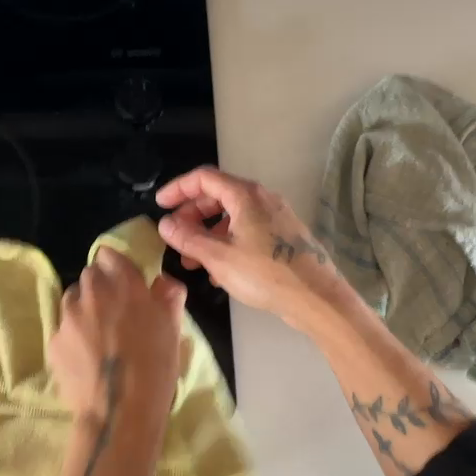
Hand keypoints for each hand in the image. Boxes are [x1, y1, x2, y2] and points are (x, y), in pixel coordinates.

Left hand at [49, 248, 185, 432]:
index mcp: (123, 283)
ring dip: (84, 310)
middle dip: (101, 289)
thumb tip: (163, 282)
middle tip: (115, 314)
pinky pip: (63, 329)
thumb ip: (169, 296)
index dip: (116, 267)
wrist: (119, 413)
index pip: (108, 255)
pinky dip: (73, 337)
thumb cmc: (155, 368)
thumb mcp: (173, 329)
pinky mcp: (53, 341)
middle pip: (89, 276)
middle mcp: (91, 292)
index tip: (125, 284)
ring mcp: (68, 317)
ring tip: (99, 337)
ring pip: (73, 301)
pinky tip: (86, 358)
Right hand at [155, 166, 352, 326]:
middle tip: (175, 236)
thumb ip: (188, 238)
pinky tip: (219, 271)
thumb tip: (165, 224)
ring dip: (208, 234)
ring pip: (233, 216)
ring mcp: (276, 217)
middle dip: (192, 215)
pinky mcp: (284, 236)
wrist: (315, 297)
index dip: (178, 188)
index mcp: (245, 195)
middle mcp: (262, 199)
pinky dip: (228, 242)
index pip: (204, 178)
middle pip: (218, 196)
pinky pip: (248, 230)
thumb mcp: (219, 257)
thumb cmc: (264, 273)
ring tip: (192, 261)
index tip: (160, 205)